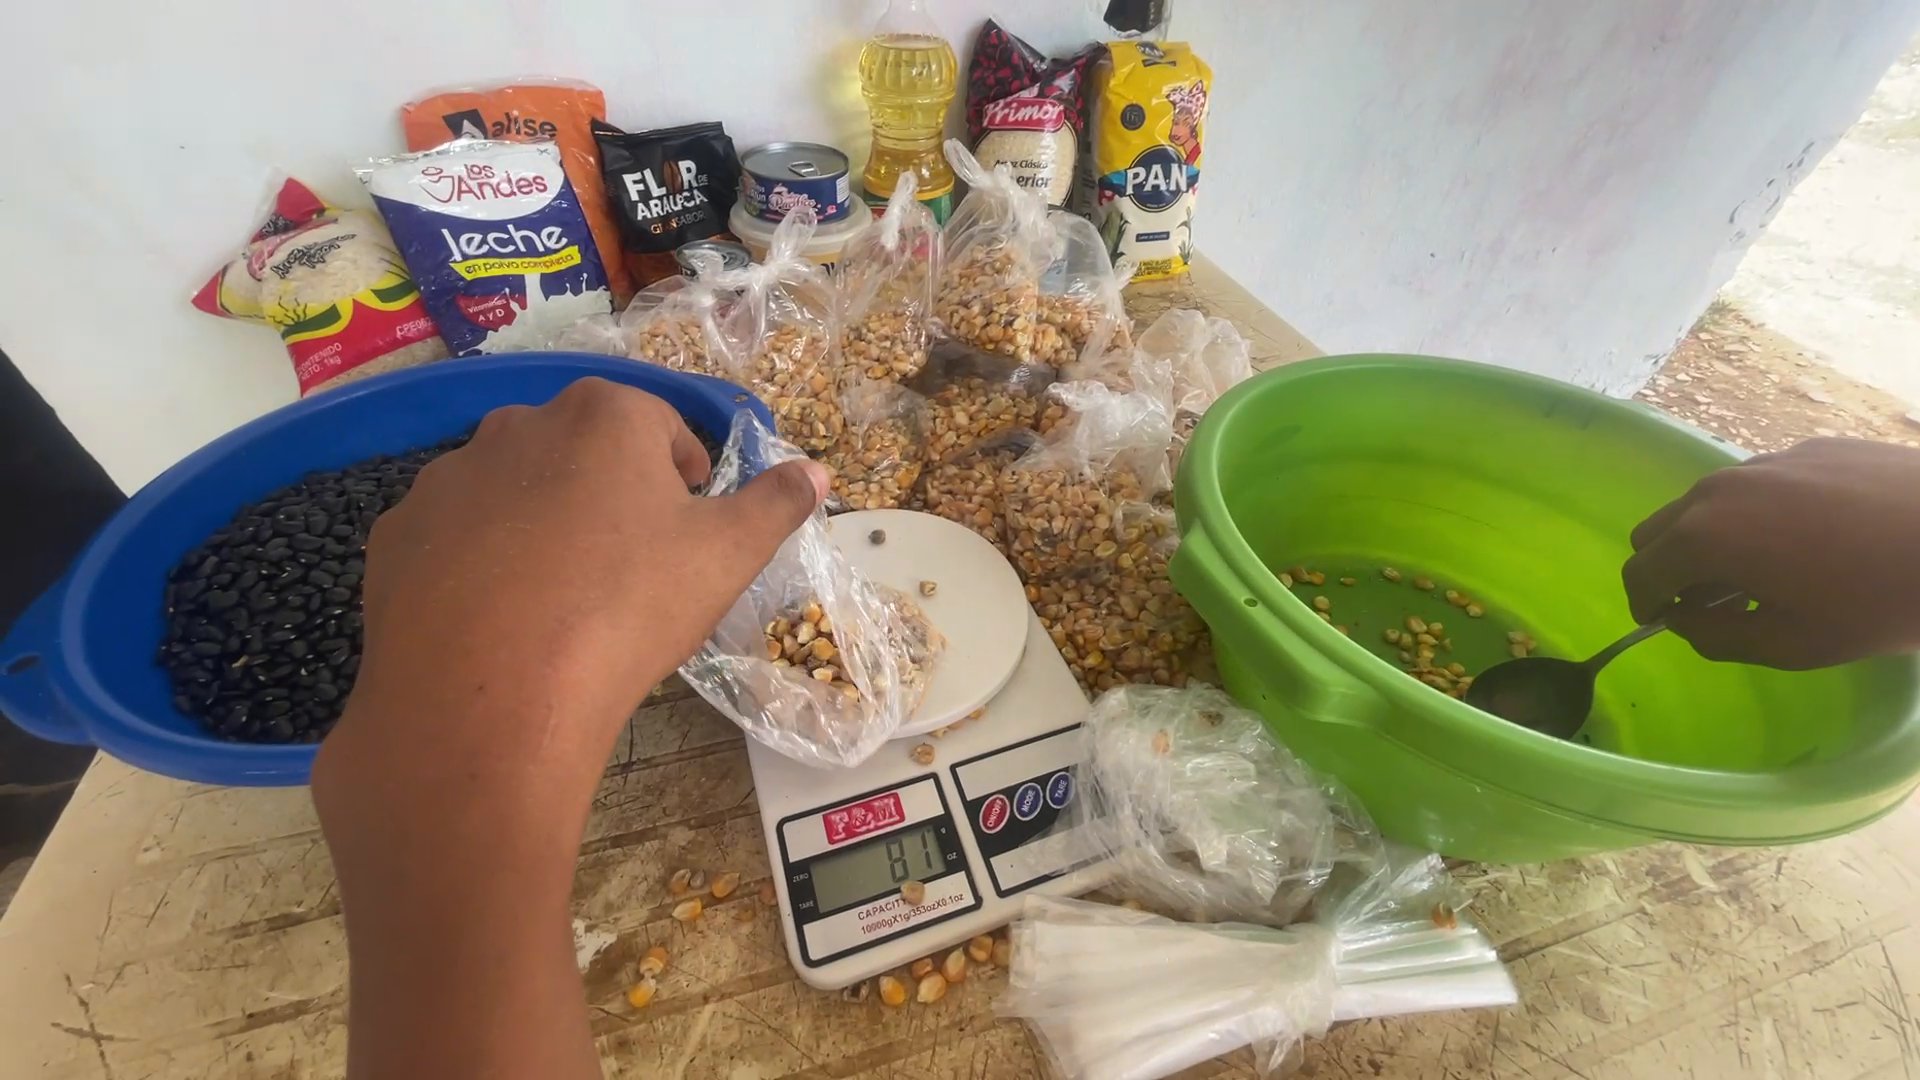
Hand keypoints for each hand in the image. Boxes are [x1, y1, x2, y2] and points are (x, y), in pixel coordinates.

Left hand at [311, 378, 826, 1079]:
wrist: (494, 700)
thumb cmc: (631, 605)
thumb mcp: (731, 554)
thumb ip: (778, 502)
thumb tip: (818, 471)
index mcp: (606, 416)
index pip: (664, 427)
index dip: (688, 478)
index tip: (692, 530)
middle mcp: (519, 425)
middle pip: (589, 451)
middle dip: (619, 493)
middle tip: (637, 564)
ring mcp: (447, 479)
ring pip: (522, 489)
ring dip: (552, 522)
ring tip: (570, 597)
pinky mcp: (397, 536)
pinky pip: (463, 534)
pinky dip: (490, 559)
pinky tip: (510, 618)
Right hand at [1623, 438, 1919, 668]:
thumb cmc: (1891, 601)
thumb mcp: (1795, 644)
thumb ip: (1715, 636)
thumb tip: (1684, 619)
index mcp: (1701, 537)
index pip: (1639, 574)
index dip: (1644, 604)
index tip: (1666, 622)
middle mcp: (1714, 492)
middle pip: (1656, 532)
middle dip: (1670, 568)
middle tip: (1715, 598)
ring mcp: (1762, 464)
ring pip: (1703, 506)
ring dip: (1713, 538)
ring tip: (1772, 565)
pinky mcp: (1809, 449)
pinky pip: (1759, 486)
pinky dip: (1762, 514)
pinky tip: (1821, 535)